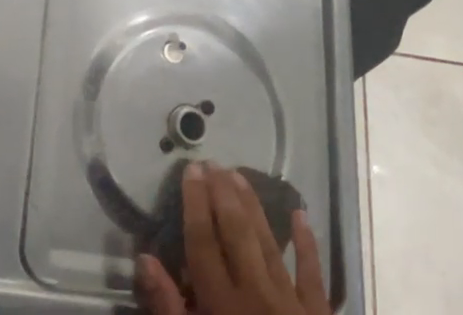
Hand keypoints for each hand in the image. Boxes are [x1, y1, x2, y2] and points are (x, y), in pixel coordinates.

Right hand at [137, 161, 333, 314]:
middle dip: (223, 195)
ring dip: (254, 207)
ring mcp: (290, 302)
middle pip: (236, 233)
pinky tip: (300, 214)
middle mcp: (255, 293)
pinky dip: (306, 243)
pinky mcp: (317, 314)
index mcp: (221, 303)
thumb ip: (168, 306)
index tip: (191, 170)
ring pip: (269, 243)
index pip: (203, 241)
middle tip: (213, 163)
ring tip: (241, 175)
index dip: (195, 203)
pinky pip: (312, 273)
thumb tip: (145, 258)